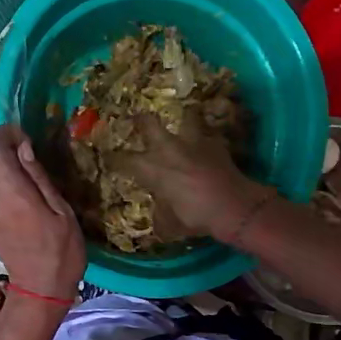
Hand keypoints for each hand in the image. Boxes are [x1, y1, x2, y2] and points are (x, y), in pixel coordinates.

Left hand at [0, 126, 86, 301]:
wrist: (40, 289)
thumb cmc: (61, 251)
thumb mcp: (62, 211)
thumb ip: (39, 177)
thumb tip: (23, 147)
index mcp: (12, 192)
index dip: (5, 134)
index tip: (26, 138)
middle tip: (21, 152)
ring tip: (17, 168)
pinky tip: (13, 187)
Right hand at [122, 112, 273, 243]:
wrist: (232, 206)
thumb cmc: (194, 216)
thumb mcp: (169, 223)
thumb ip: (160, 213)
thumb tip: (158, 214)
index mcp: (149, 168)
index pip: (121, 159)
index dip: (112, 158)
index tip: (107, 157)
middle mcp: (167, 149)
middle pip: (149, 123)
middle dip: (141, 120)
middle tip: (138, 119)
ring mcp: (193, 142)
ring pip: (186, 116)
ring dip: (183, 118)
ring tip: (183, 120)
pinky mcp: (216, 144)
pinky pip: (208, 135)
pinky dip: (206, 139)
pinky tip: (207, 145)